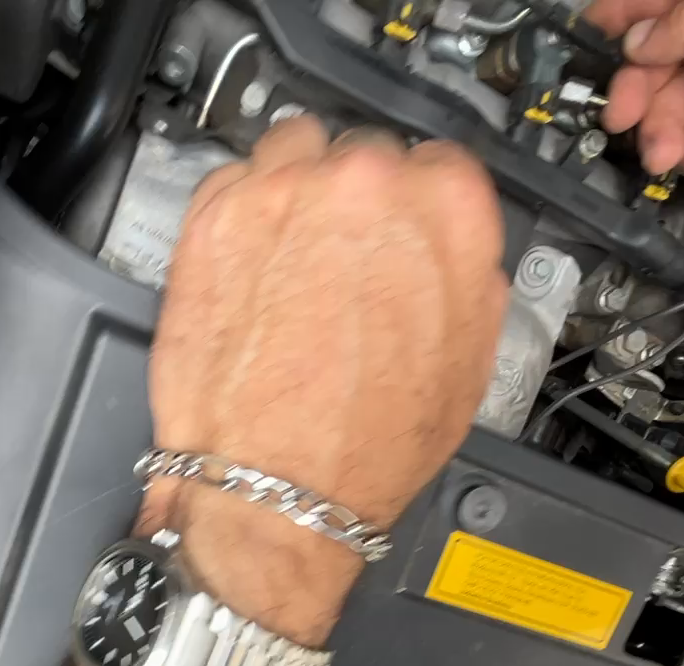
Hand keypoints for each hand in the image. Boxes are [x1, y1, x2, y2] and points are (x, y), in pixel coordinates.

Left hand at [144, 119, 506, 644]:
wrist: (274, 492)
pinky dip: (242, 218)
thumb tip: (458, 259)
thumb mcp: (467, 371)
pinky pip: (234, 186)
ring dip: (296, 196)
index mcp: (447, 212)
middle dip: (354, 208)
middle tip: (336, 267)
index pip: (438, 166)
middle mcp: (365, 186)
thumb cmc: (366, 450)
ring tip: (288, 265)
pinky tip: (249, 274)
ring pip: (295, 155)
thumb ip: (471, 286)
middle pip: (362, 159)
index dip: (414, 211)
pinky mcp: (213, 220)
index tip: (394, 234)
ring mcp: (283, 195)